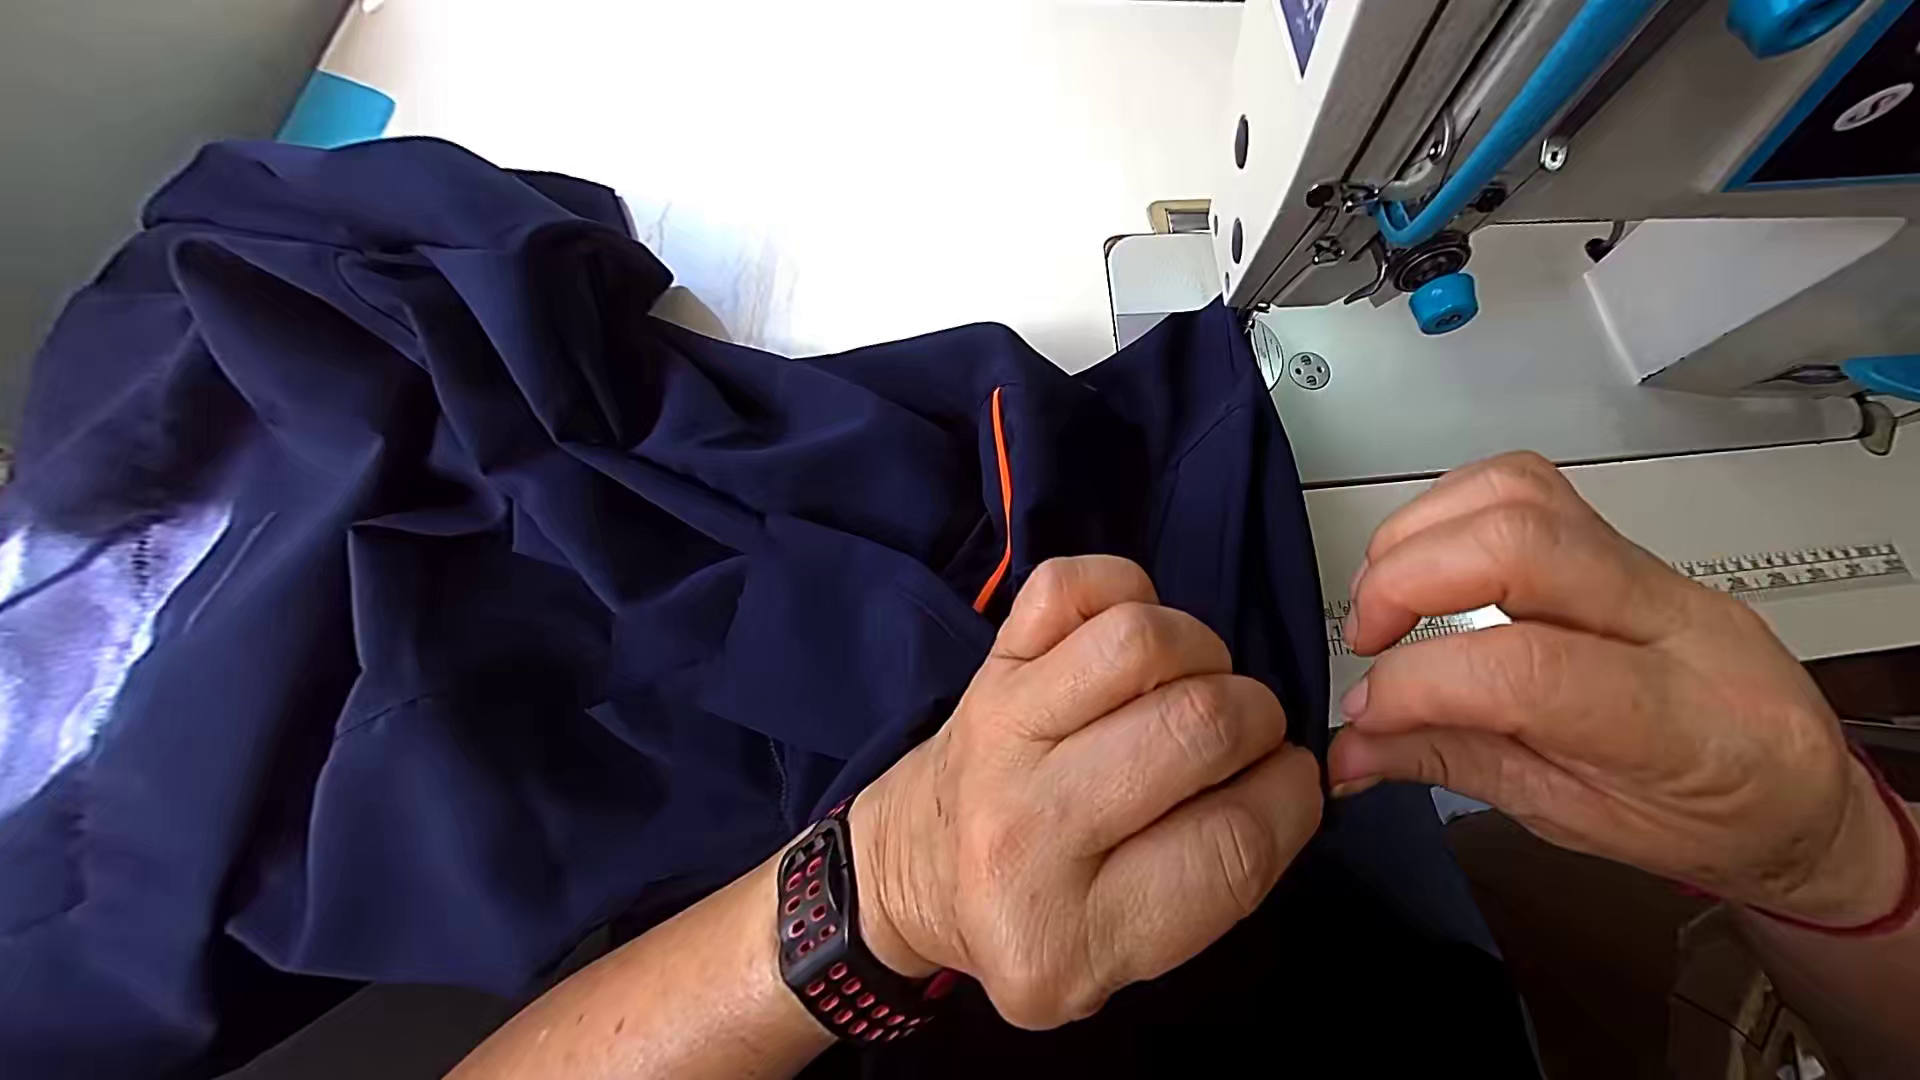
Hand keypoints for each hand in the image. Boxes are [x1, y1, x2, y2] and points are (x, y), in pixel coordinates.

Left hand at [847, 556, 1321, 1028]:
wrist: (919, 858)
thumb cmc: (1030, 908)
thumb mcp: (1123, 954)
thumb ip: (1217, 878)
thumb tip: (1284, 769)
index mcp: (1067, 935)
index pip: (1233, 845)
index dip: (1289, 797)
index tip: (1286, 778)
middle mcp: (1023, 826)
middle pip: (1195, 726)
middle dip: (1254, 717)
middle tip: (1242, 726)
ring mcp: (999, 727)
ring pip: (1140, 641)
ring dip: (1200, 649)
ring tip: (1192, 676)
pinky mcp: (989, 665)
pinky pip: (1067, 586)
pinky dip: (1122, 589)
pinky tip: (1129, 633)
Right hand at [1329, 452, 1907, 925]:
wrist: (1786, 784)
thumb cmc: (1693, 817)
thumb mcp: (1562, 815)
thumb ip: (1443, 765)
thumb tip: (1348, 749)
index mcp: (1685, 725)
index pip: (1523, 670)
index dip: (1412, 684)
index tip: (1366, 709)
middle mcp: (1676, 621)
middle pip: (1517, 546)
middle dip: (1400, 583)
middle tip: (1365, 637)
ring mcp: (1648, 565)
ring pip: (1514, 494)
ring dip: (1412, 537)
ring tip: (1382, 596)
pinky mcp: (1614, 538)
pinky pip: (1516, 484)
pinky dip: (1439, 512)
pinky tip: (1418, 563)